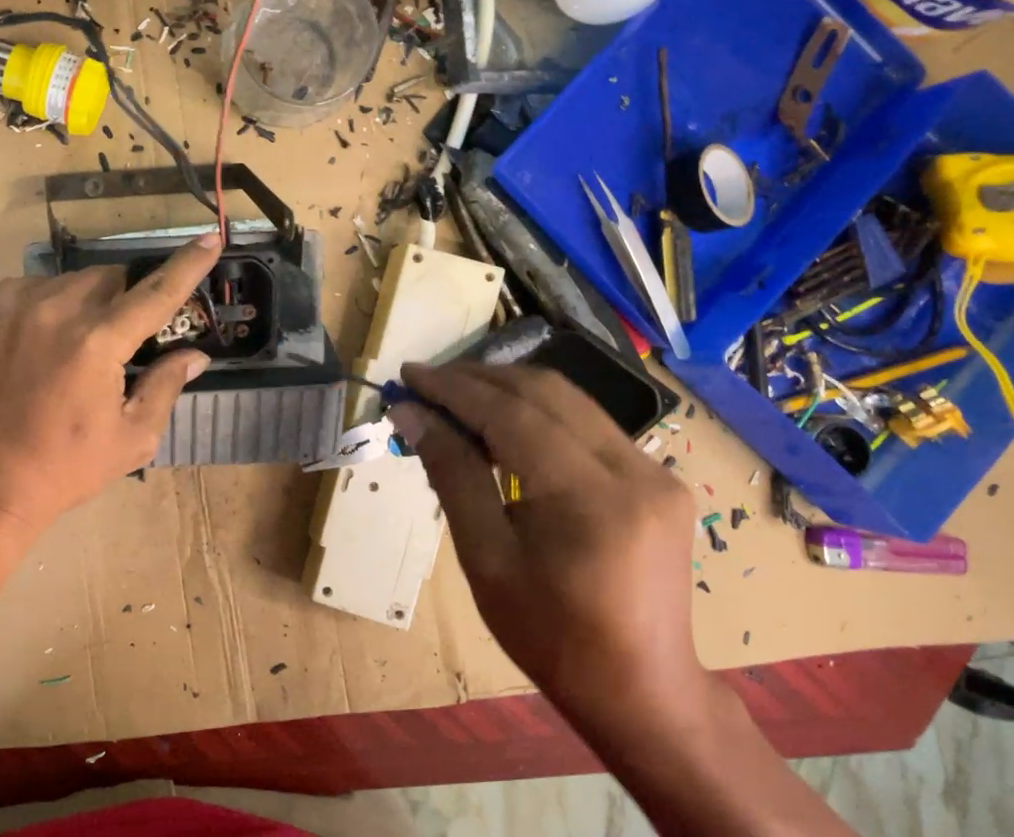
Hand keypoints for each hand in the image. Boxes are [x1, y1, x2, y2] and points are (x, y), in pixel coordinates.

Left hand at [0, 234, 222, 533]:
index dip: (187, 265)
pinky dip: (58, 300)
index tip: (209, 239)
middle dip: (131, 299)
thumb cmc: (67, 468)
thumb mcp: (132, 438)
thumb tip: (194, 354)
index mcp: (97, 343)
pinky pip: (41, 286)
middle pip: (114, 278)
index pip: (155, 293)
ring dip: (95, 300)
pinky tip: (56, 334)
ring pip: (77, 280)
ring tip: (91, 343)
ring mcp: (21, 307)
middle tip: (133, 337)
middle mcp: (58, 312)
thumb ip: (166, 386)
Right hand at [390, 362, 700, 716]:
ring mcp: (656, 473)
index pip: (513, 414)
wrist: (640, 688)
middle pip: (548, 393)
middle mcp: (636, 471)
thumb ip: (453, 476)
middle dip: (479, 379)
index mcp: (591, 498)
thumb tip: (412, 415)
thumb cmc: (549, 633)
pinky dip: (537, 415)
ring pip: (571, 402)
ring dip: (507, 391)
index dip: (454, 388)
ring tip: (453, 399)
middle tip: (424, 383)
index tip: (406, 376)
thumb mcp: (485, 558)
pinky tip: (501, 429)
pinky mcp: (659, 481)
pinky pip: (588, 426)